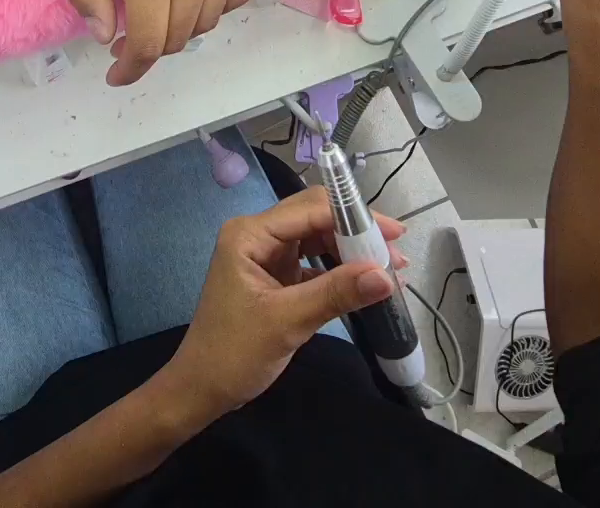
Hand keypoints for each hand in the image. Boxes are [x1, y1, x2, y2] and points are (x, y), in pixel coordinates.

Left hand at [67, 0, 261, 85]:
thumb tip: (107, 36)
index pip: (150, 43)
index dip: (132, 68)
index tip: (117, 74)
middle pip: (180, 36)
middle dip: (152, 46)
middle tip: (130, 35)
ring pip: (209, 20)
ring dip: (182, 26)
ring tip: (161, 7)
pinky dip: (221, 6)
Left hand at [159, 187, 406, 418]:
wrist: (202, 388)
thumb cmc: (234, 352)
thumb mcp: (287, 321)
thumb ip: (335, 293)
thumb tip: (386, 276)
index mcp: (250, 233)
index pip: (309, 209)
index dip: (353, 216)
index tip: (395, 232)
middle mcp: (257, 234)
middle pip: (314, 218)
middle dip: (356, 232)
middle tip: (397, 254)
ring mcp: (266, 254)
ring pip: (316, 239)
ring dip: (351, 251)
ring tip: (392, 268)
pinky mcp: (275, 276)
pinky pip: (312, 262)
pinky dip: (339, 270)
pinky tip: (367, 283)